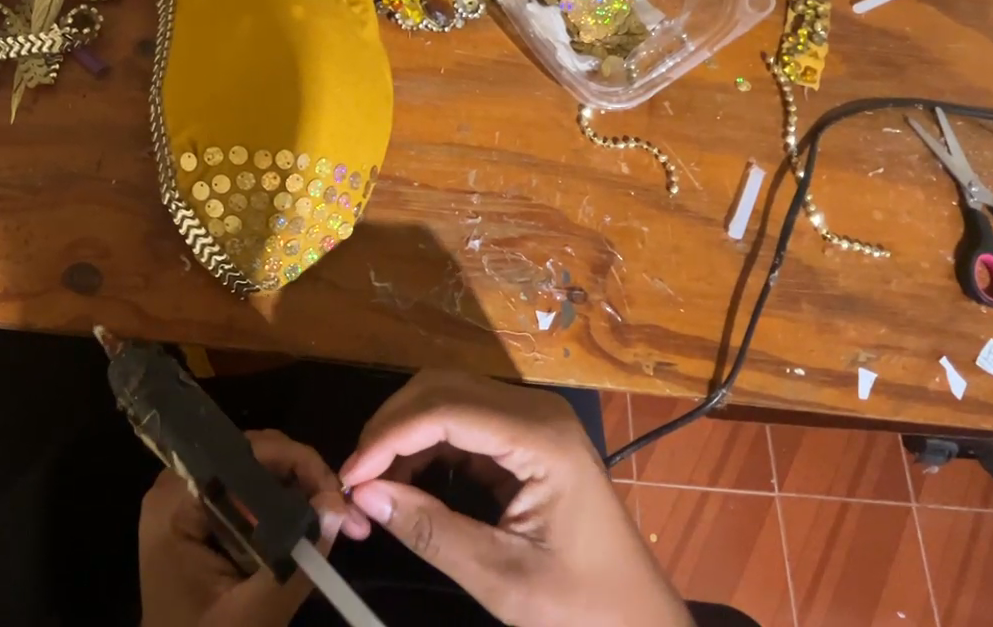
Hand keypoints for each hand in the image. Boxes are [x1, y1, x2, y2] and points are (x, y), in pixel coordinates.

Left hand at [139, 430, 368, 626]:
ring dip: (296, 491)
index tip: (331, 491)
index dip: (292, 459)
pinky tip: (307, 529)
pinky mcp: (201, 517)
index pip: (240, 452)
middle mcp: (176, 487)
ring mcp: (188, 500)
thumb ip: (295, 562)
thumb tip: (337, 505)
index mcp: (174, 502)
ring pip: (254, 472)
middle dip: (300, 475)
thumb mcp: (251, 617)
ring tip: (334, 520)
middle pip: (249, 455)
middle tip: (341, 511)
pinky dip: (281, 507)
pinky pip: (247, 494)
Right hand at [340, 371, 691, 626]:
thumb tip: (362, 492)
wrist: (642, 625)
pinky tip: (406, 478)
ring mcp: (531, 420)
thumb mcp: (502, 579)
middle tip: (357, 476)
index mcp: (539, 438)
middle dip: (392, 427)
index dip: (389, 436)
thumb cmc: (583, 609)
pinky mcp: (524, 437)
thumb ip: (430, 531)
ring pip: (447, 398)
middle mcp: (535, 411)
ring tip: (375, 480)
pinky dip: (426, 444)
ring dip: (405, 432)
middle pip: (442, 389)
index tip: (350, 474)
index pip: (444, 408)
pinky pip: (462, 421)